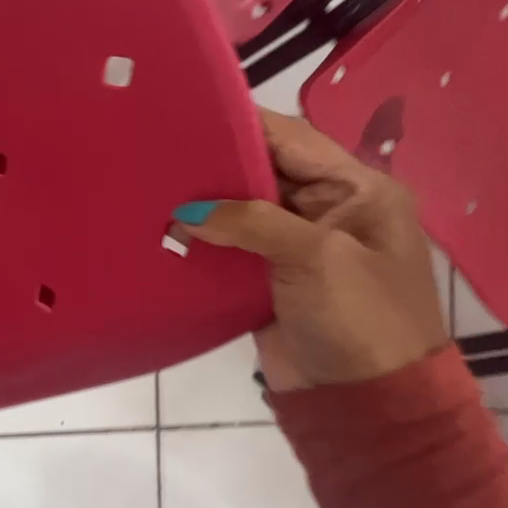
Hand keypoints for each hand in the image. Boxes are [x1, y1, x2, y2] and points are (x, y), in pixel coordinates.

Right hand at [173, 109, 447, 391]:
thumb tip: (186, 212)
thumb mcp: (316, 258)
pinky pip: (225, 250)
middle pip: (262, 173)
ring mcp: (292, 247)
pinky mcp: (263, 280)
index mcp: (357, 190)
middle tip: (153, 155)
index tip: (188, 113)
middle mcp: (325, 210)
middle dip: (213, 165)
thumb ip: (254, 224)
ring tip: (145, 191)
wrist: (362, 394)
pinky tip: (158, 236)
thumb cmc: (359, 316)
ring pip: (237, 213)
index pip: (293, 141)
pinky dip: (196, 243)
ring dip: (199, 206)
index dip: (244, 124)